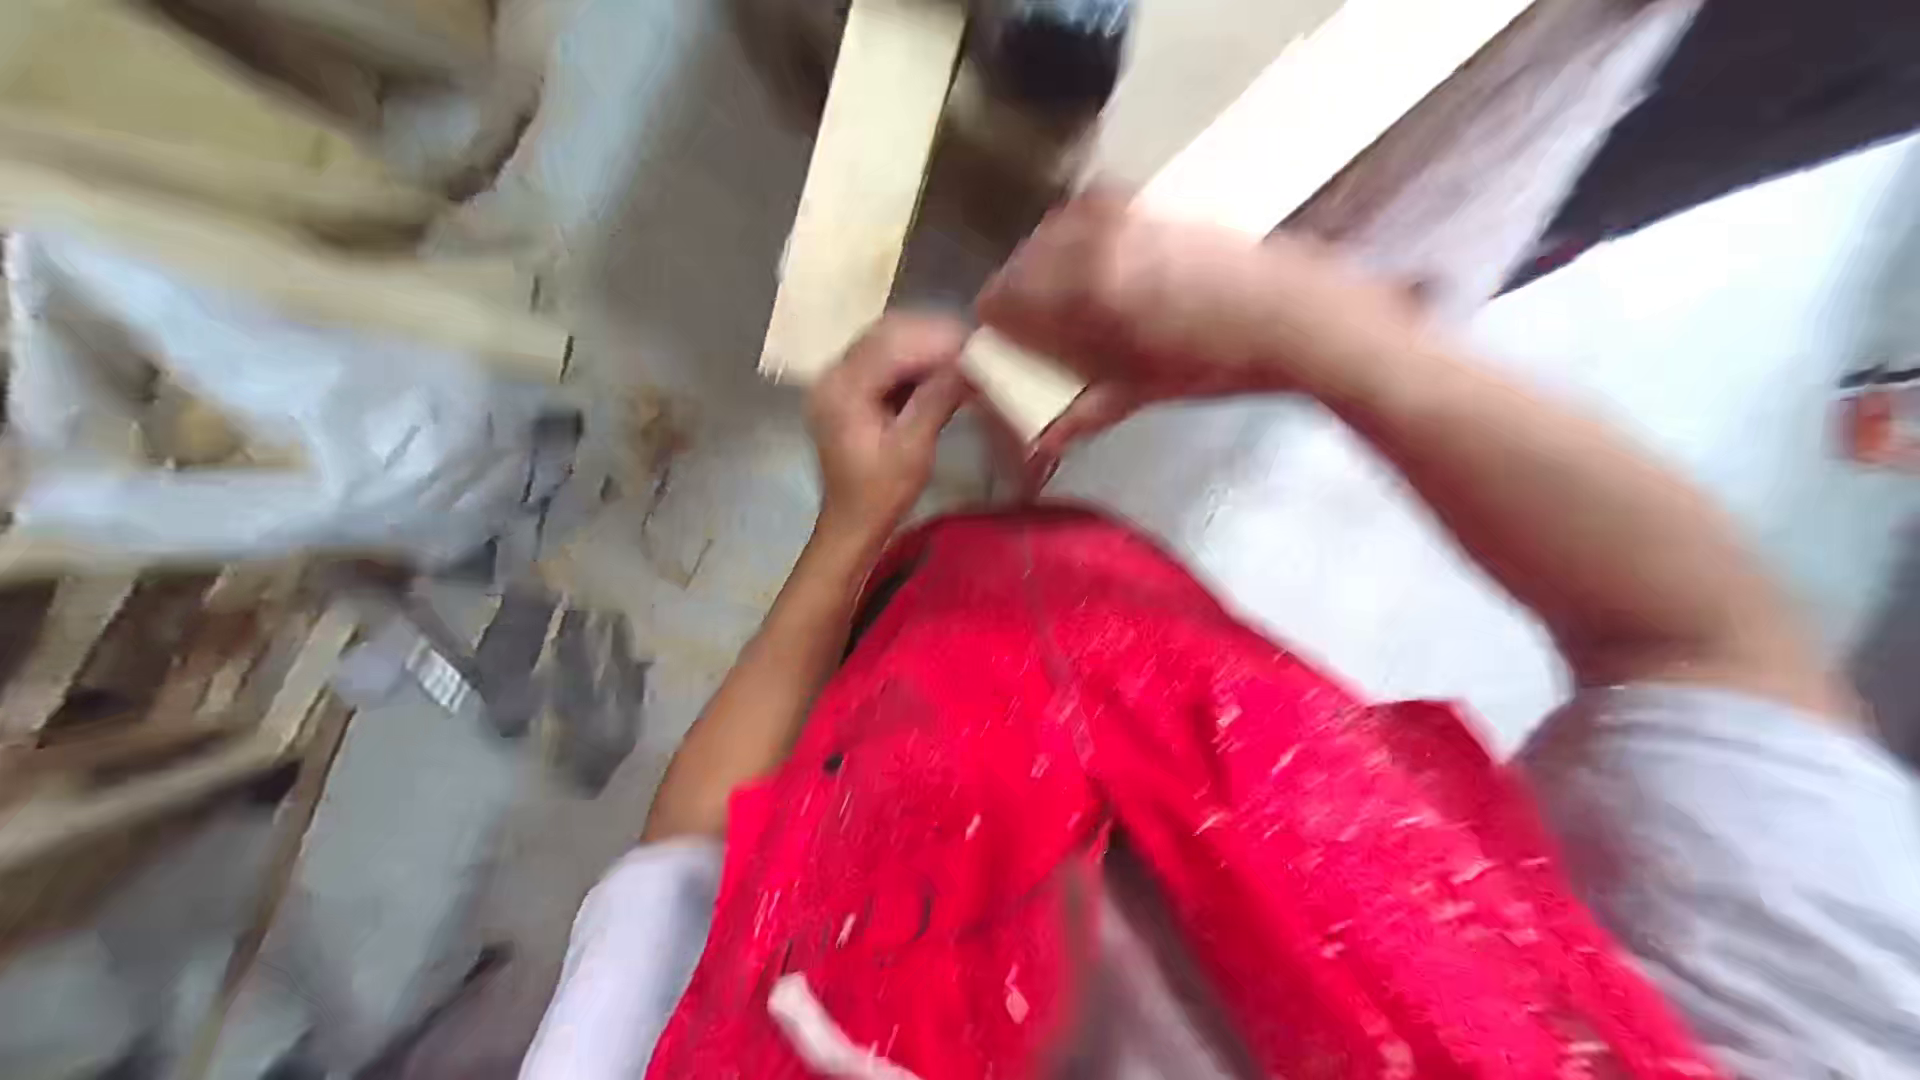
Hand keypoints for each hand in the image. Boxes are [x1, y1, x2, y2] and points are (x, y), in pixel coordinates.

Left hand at [806, 314, 971, 547]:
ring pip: (884, 343)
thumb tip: (969, 363)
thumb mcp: (914, 449)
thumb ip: (937, 400)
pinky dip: (912, 362)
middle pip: (884, 335)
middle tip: (971, 345)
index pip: (889, 345)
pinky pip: (882, 361)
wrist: (852, 521)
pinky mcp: (847, 390)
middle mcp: (832, 376)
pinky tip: (940, 370)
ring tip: (961, 356)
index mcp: (842, 391)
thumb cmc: (881, 494)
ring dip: (923, 347)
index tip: (972, 342)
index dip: (933, 338)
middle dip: (929, 336)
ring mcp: (837, 381)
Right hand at [977, 193, 1426, 463]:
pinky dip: (1072, 242)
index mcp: (1083, 290)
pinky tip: (1096, 270)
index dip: (995, 330)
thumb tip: (1037, 441)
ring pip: (1047, 235)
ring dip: (1042, 270)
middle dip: (1018, 301)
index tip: (1004, 349)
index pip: (1001, 300)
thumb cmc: (1212, 363)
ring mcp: (1121, 211)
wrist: (1291, 314)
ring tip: (1065, 304)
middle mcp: (1092, 238)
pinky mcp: (1146, 200)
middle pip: (1018, 264)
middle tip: (1036, 334)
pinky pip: (1082, 216)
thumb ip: (1077, 409)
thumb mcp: (1136, 392)